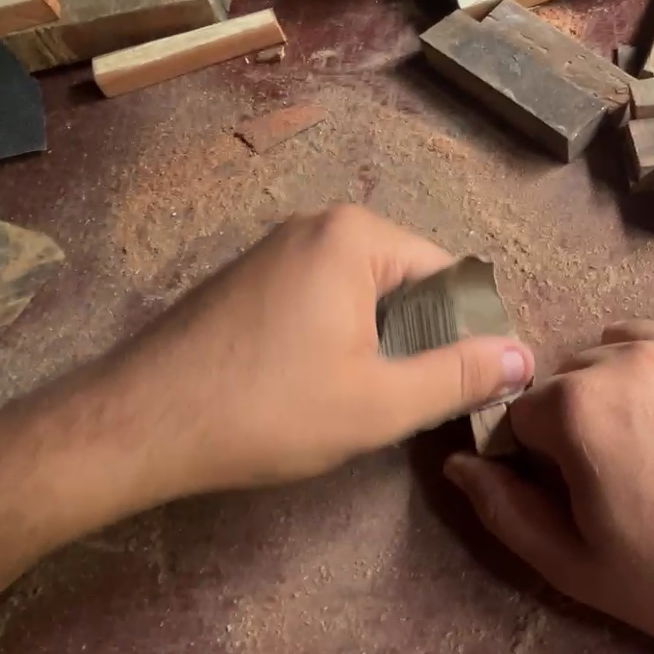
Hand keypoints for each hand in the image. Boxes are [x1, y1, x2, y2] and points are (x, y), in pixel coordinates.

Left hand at [87, 205, 534, 498]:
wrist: (128, 429)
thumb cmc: (265, 410)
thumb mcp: (380, 403)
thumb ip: (460, 376)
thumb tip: (525, 357)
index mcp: (357, 235)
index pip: (449, 274)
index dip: (468, 330)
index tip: (467, 384)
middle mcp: (320, 224)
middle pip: (408, 279)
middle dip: (422, 336)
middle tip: (411, 398)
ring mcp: (280, 247)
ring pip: (368, 292)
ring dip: (383, 339)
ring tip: (368, 394)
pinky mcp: (253, 276)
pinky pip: (327, 295)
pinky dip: (343, 334)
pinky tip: (321, 381)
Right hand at [443, 296, 653, 653]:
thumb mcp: (575, 565)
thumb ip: (504, 509)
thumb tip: (457, 464)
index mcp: (577, 407)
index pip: (523, 413)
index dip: (541, 455)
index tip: (576, 489)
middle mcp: (624, 357)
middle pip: (569, 374)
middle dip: (578, 415)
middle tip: (621, 469)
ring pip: (619, 343)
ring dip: (620, 377)